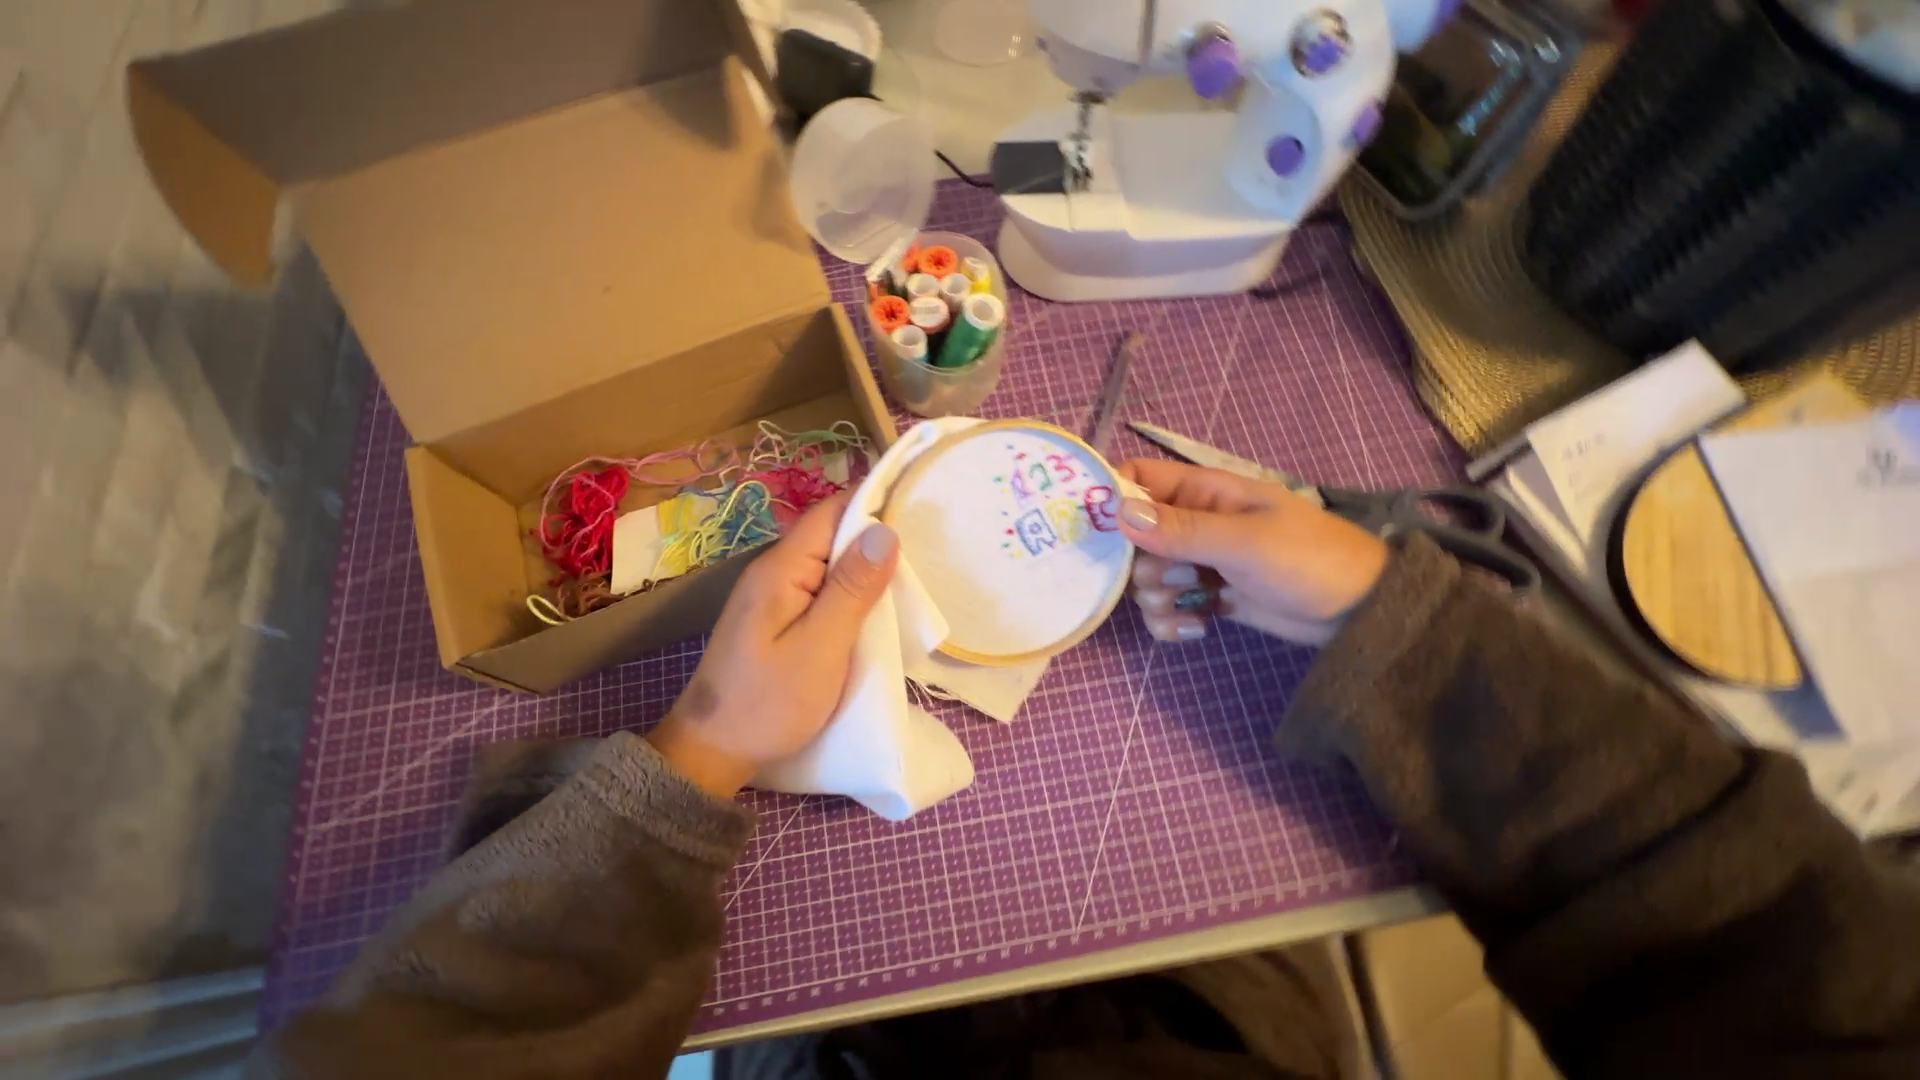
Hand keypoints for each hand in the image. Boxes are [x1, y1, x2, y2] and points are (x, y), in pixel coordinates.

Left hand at [649, 492, 898, 796]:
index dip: (872, 501)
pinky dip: (852, 592)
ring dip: (867, 567)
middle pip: (831, 534)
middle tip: (929, 544)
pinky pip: (822, 590)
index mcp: (781, 569)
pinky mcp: (780, 620)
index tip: (919, 501)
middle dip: (876, 535)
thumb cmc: (769, 703)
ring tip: (914, 572)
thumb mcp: (820, 647)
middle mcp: (775, 572)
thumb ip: (852, 589)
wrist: (713, 752)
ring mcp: (775, 597)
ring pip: (829, 563)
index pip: (830, 513)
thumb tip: (884, 529)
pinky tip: (878, 604)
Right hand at [1117, 459, 1388, 645]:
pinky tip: (1199, 628)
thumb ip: (1180, 529)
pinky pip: (1166, 608)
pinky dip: (1172, 621)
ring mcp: (1199, 562)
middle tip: (1176, 577)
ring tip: (1194, 605)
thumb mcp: (1244, 542)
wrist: (1360, 614)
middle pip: (1132, 538)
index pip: (1138, 478)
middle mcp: (1193, 522)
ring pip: (1145, 578)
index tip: (1096, 531)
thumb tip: (1118, 513)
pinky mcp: (1207, 597)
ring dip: (1157, 599)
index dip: (1112, 497)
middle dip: (1142, 565)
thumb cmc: (1308, 561)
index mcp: (1203, 492)